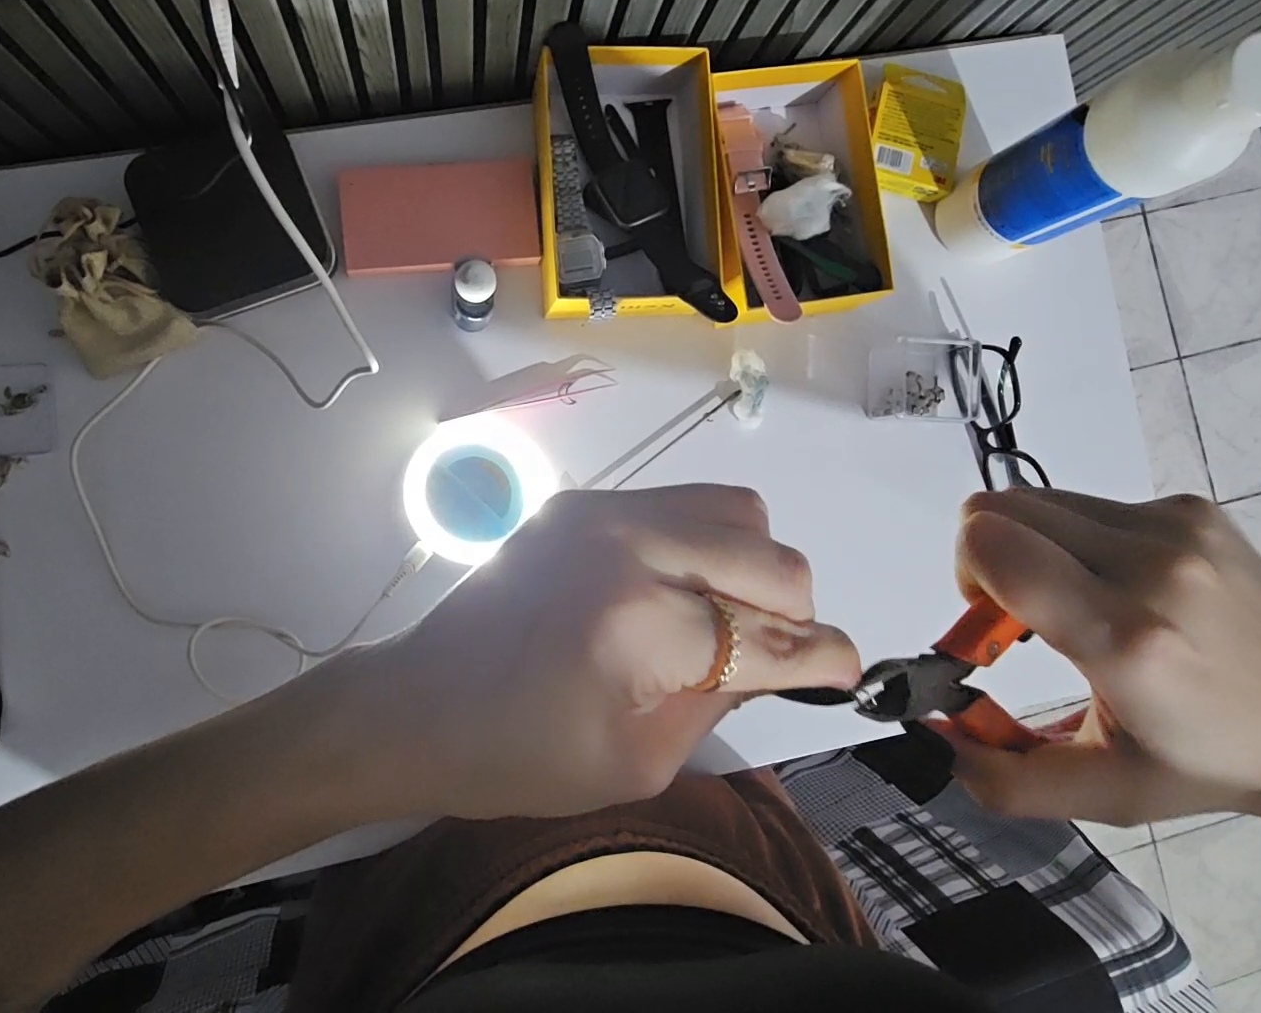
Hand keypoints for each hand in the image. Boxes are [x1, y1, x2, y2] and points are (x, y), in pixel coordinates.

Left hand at [346, 485, 860, 819]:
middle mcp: (628, 545)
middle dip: (794, 611)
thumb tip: (779, 660)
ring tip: (716, 611)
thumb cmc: (519, 757)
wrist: (420, 702)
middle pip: (771, 558)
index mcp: (640, 628)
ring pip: (736, 509)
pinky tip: (671, 584)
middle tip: (766, 649)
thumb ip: (721, 702)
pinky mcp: (579, 498)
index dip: (824, 661)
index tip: (840, 672)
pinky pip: (680, 500)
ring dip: (751, 563)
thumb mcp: (638, 761)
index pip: (772, 638)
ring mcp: (600, 509)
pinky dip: (702, 541)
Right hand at [938, 489, 1260, 825]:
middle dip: (983, 557)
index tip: (990, 621)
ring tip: (1069, 599)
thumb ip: (994, 773)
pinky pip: (1079, 502)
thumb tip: (926, 730)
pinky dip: (1069, 537)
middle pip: (996, 510)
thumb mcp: (1095, 793)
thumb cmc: (1205, 764)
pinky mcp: (1191, 509)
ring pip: (1032, 500)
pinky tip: (1113, 584)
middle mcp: (1151, 567)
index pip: (995, 548)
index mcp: (1126, 640)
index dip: (965, 575)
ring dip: (1024, 544)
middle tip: (1021, 613)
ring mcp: (1176, 528)